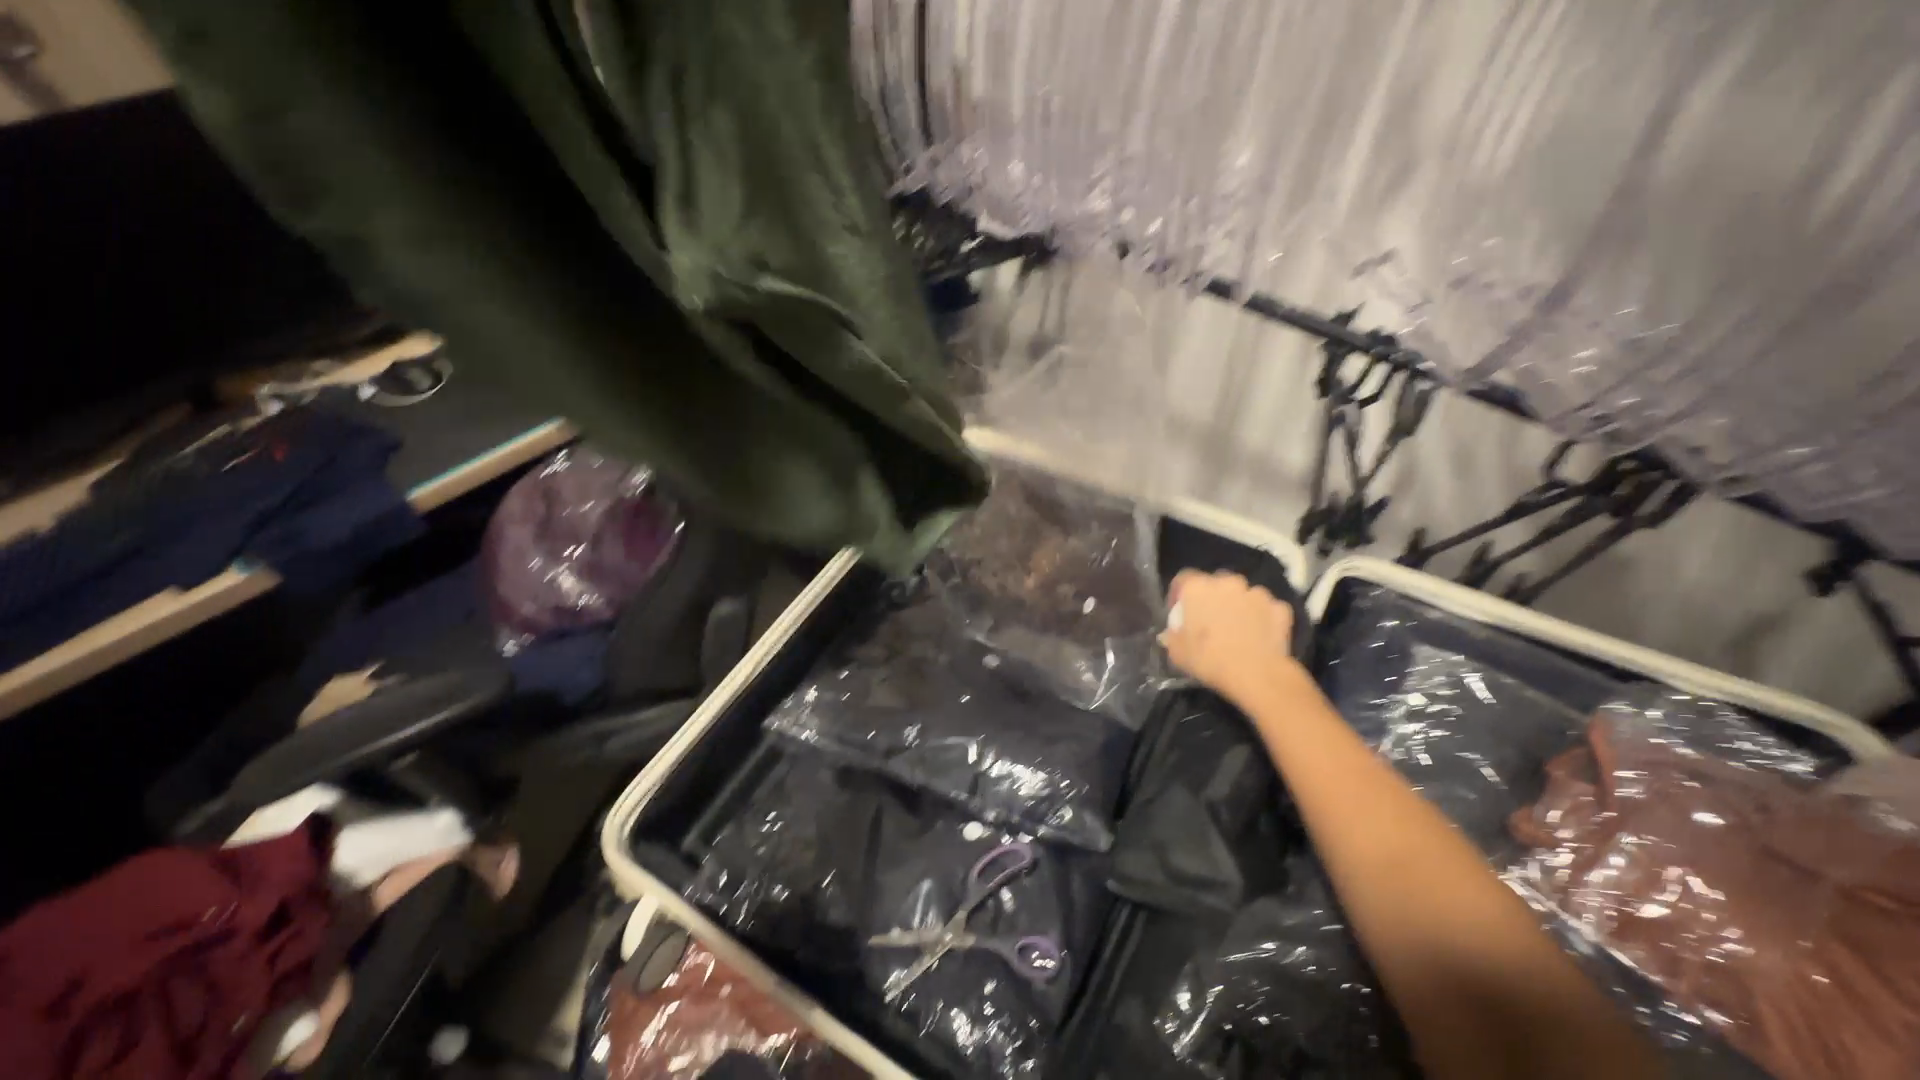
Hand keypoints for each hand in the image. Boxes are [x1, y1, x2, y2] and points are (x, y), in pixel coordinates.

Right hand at [1160, 570, 1298, 707]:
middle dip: (1212, 598)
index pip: (1183, 579)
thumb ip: (1172, 637)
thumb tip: (1173, 633)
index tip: (1179, 612)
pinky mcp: (1280, 607)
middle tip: (1209, 622)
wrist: (1256, 674)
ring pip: (1244, 595)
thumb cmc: (1209, 660)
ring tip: (1237, 630)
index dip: (1179, 594)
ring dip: (1238, 606)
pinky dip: (1262, 618)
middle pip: (1216, 583)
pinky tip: (1259, 637)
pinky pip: (1266, 609)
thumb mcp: (1177, 653)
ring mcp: (1257, 593)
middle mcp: (1228, 582)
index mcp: (1198, 588)